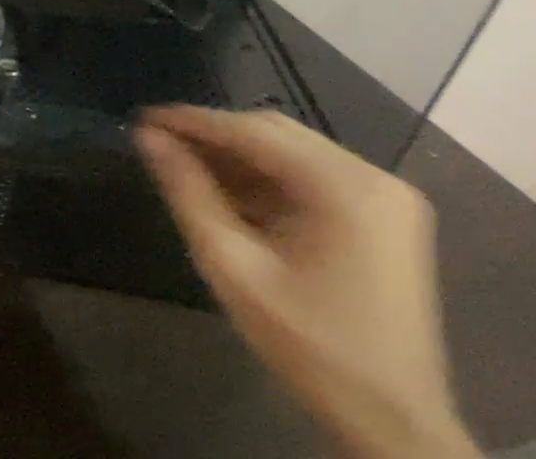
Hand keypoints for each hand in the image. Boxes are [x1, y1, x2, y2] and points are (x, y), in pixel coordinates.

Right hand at [136, 107, 478, 458]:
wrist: (392, 417)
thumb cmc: (307, 343)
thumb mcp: (232, 266)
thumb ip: (188, 193)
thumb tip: (148, 138)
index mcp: (345, 188)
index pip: (253, 131)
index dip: (193, 121)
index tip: (142, 118)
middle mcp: (374, 178)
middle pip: (276, 132)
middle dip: (215, 135)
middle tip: (159, 143)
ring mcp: (385, 198)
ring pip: (292, 151)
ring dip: (238, 156)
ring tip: (184, 166)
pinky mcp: (384, 217)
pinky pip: (312, 176)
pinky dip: (266, 178)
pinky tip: (229, 193)